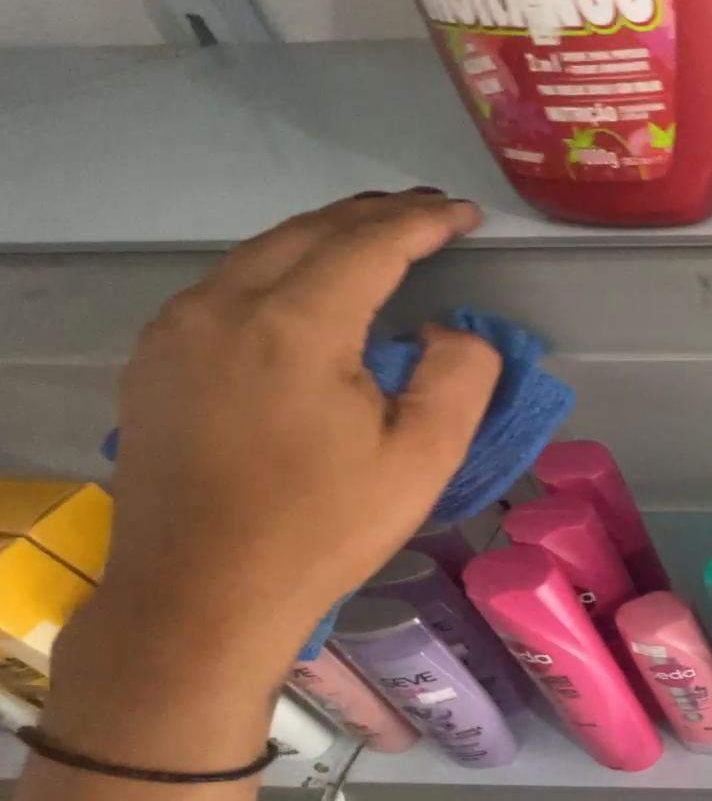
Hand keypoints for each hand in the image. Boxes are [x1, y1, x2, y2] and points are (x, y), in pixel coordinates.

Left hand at [101, 190, 500, 654]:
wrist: (206, 589)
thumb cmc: (329, 525)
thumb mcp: (427, 456)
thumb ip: (460, 376)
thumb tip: (447, 331)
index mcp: (294, 326)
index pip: (368, 245)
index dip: (423, 222)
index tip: (466, 214)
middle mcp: (222, 307)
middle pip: (307, 233)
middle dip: (375, 215)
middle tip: (429, 211)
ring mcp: (177, 331)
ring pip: (260, 253)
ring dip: (326, 236)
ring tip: (378, 236)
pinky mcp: (157, 360)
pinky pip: (228, 286)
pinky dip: (283, 268)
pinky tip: (309, 289)